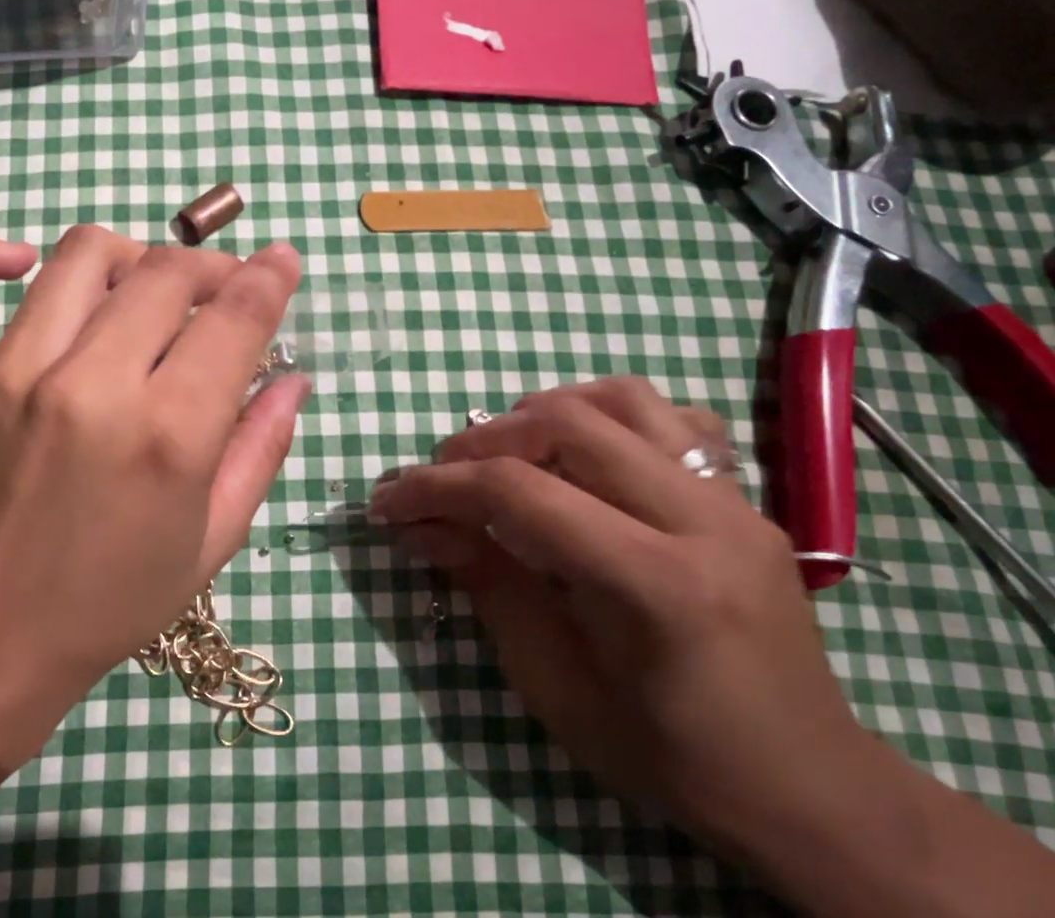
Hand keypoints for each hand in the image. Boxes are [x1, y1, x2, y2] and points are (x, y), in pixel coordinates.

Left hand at [0, 227, 309, 690]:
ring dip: (126, 256)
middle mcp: (88, 386)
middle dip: (209, 268)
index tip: (282, 262)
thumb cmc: (108, 605)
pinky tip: (14, 264)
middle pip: (162, 273)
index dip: (271, 277)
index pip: (235, 315)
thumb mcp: (211, 542)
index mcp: (167, 435)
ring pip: (76, 258)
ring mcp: (8, 375)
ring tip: (139, 286)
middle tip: (218, 293)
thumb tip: (292, 376)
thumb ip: (260, 449)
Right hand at [370, 378, 870, 843]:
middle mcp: (700, 519)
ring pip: (624, 400)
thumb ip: (489, 584)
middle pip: (565, 422)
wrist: (803, 787)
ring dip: (543, 413)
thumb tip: (425, 526)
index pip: (517, 491)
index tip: (385, 504)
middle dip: (479, 442)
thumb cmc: (665, 755)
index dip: (434, 488)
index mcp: (651, 581)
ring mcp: (734, 503)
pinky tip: (582, 458)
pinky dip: (611, 420)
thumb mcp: (553, 683)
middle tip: (439, 481)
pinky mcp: (745, 503)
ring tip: (504, 454)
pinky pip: (674, 423)